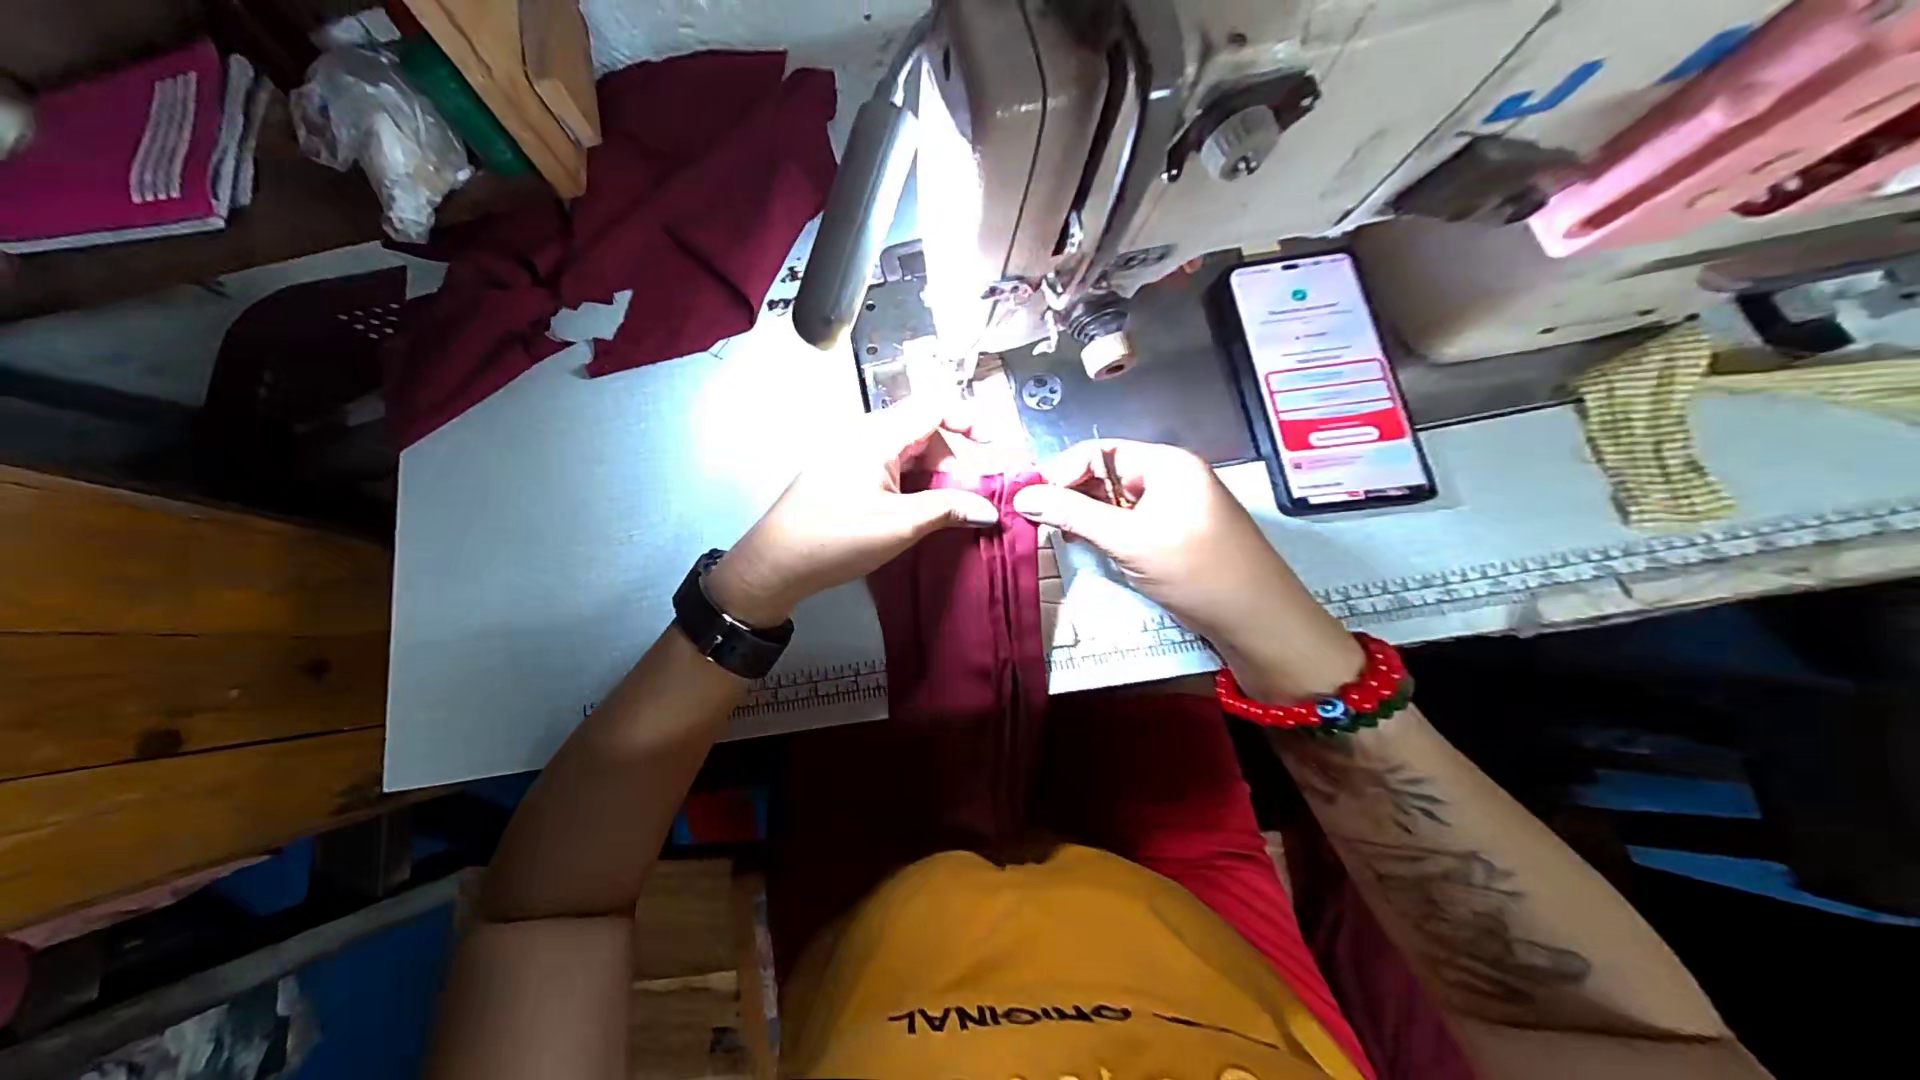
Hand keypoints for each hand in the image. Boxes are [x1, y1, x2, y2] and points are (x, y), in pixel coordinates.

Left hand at [705, 402, 999, 626]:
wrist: (777, 563)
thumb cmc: (837, 538)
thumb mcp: (901, 525)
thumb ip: (950, 510)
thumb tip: (989, 511)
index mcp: (876, 434)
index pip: (933, 406)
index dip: (969, 419)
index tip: (994, 443)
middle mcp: (862, 433)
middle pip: (924, 431)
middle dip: (953, 460)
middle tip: (971, 497)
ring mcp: (850, 451)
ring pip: (907, 451)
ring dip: (933, 476)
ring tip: (948, 510)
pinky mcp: (843, 470)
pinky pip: (889, 465)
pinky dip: (912, 483)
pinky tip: (921, 510)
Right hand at [1010, 440, 1362, 699]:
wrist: (1258, 622)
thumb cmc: (1195, 571)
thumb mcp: (1129, 540)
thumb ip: (1073, 515)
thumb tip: (1023, 496)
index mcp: (1166, 464)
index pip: (1100, 451)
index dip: (1064, 471)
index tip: (1036, 502)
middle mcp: (1169, 478)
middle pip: (1106, 475)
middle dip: (1073, 496)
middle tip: (1043, 523)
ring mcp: (1172, 508)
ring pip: (1114, 503)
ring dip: (1087, 518)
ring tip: (1062, 537)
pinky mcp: (1171, 536)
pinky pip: (1128, 524)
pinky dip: (1106, 534)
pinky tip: (1089, 548)